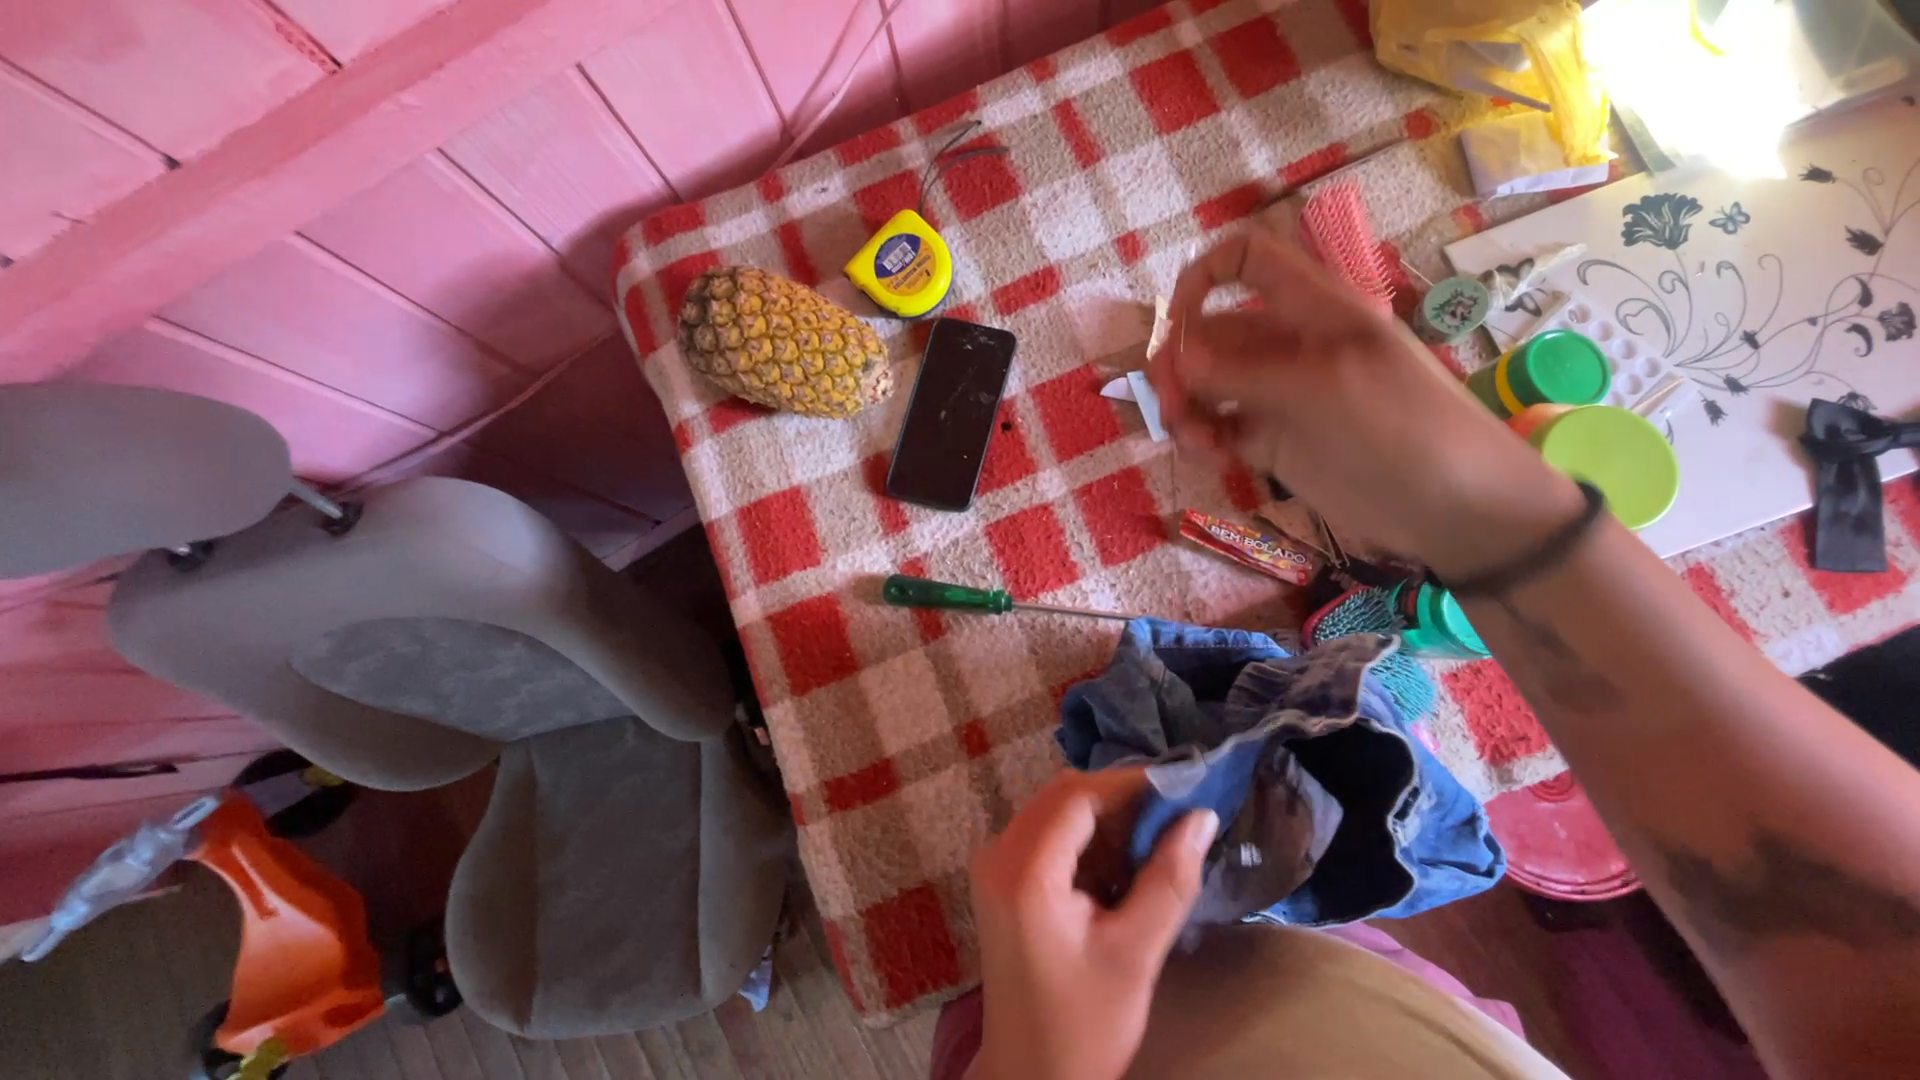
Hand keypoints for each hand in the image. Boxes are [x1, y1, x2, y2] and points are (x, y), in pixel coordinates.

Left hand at [968, 769, 1217, 1079]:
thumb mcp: (1136, 954)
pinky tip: (1120, 863)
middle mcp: (997, 854)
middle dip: (1119, 797)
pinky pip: (1045, 833)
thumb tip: (1202, 816)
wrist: (1030, 1074)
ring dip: (1104, 816)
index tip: (1182, 787)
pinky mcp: (999, 879)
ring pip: (1054, 810)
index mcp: (1024, 872)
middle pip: (1061, 796)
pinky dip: (1085, 836)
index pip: (1077, 796)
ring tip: (1155, 839)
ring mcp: (993, 865)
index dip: (1130, 783)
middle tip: (1174, 813)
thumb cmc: (1084, 1024)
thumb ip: (1168, 879)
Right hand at [1146, 228, 1585, 578]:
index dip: (1202, 277)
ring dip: (1185, 405)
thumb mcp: (1324, 386)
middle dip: (1178, 362)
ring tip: (1193, 441)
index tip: (1177, 326)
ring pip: (1206, 383)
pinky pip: (1218, 426)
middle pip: (1210, 331)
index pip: (1246, 259)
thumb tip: (1174, 358)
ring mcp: (1277, 394)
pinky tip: (1208, 455)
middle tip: (1170, 406)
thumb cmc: (1403, 426)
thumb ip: (1244, 370)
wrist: (1452, 506)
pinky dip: (1202, 436)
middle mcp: (1286, 344)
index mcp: (1310, 307)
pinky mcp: (1272, 441)